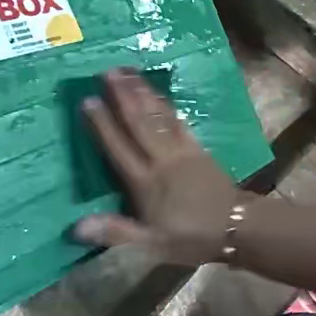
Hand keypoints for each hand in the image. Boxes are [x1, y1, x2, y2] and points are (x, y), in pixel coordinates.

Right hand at [76, 68, 242, 265]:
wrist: (239, 226)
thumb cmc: (192, 237)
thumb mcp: (151, 245)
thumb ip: (116, 233)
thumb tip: (76, 227)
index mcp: (145, 182)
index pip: (118, 148)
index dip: (102, 124)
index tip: (88, 100)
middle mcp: (161, 159)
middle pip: (138, 123)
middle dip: (122, 96)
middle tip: (107, 71)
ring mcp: (182, 151)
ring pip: (158, 116)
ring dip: (142, 93)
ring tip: (128, 72)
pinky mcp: (198, 149)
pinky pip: (178, 122)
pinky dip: (166, 106)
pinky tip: (159, 95)